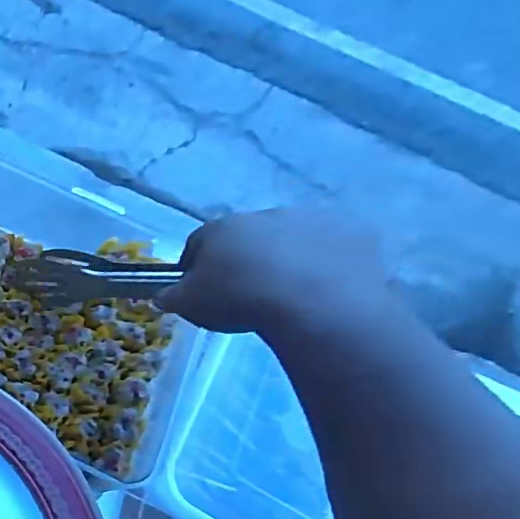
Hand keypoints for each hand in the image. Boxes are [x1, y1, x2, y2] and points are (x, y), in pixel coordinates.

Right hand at [157, 207, 395, 334]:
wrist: (315, 303)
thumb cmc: (238, 299)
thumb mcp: (189, 304)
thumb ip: (172, 296)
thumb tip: (165, 294)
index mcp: (222, 229)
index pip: (197, 242)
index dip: (192, 264)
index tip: (194, 286)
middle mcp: (266, 214)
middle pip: (245, 237)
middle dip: (241, 258)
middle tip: (240, 290)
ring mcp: (314, 220)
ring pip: (289, 239)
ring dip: (282, 258)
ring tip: (281, 291)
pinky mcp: (354, 234)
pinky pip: (329, 249)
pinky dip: (321, 264)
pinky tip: (316, 289)